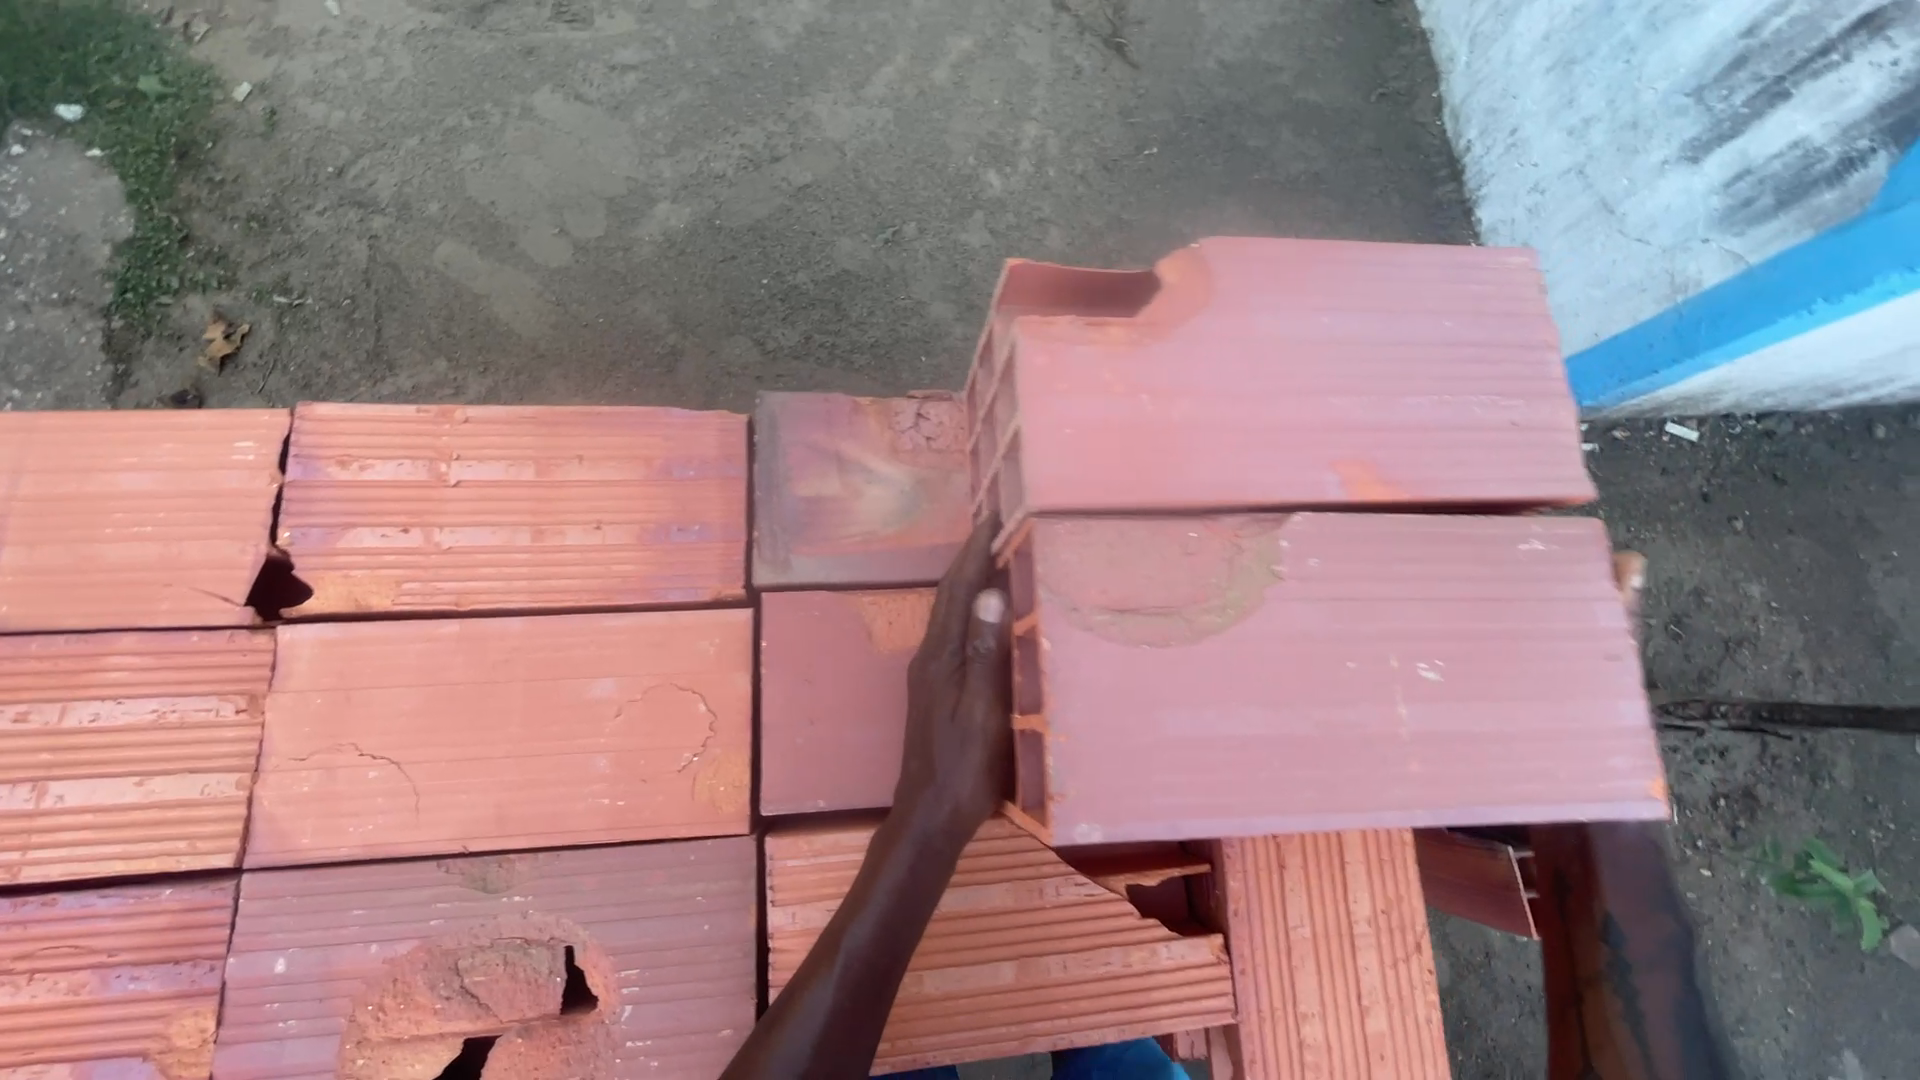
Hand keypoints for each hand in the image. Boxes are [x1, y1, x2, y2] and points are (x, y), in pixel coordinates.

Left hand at [893, 517, 1011, 843]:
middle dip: (972, 557)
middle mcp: (931, 655)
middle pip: (950, 594)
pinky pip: (956, 633)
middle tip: (999, 525)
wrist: (930, 812)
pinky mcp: (938, 689)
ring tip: (998, 558)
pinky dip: (972, 610)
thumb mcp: (982, 708)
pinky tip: (990, 615)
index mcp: (940, 655)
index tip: (993, 513)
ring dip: (971, 581)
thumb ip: (985, 651)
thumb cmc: (964, 764)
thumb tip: (991, 591)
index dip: (974, 550)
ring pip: (952, 613)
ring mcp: (931, 673)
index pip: (957, 588)